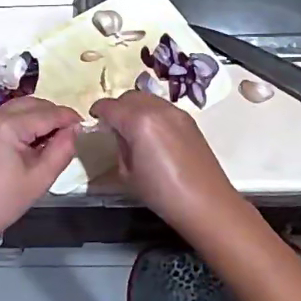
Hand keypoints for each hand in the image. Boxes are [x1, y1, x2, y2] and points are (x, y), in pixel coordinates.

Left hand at [0, 96, 81, 248]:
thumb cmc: (5, 201)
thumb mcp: (42, 176)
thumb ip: (63, 148)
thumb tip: (75, 129)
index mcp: (7, 125)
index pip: (47, 113)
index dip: (69, 118)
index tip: (85, 126)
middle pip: (33, 104)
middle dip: (54, 115)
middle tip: (70, 135)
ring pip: (21, 107)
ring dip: (40, 117)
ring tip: (53, 140)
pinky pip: (9, 116)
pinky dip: (25, 122)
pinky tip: (33, 142)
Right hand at [89, 90, 243, 229]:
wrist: (206, 203)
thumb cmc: (162, 193)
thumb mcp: (128, 174)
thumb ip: (120, 147)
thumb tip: (120, 135)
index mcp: (139, 121)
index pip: (110, 106)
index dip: (98, 112)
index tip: (94, 121)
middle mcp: (158, 109)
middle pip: (130, 97)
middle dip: (117, 108)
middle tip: (112, 127)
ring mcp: (177, 112)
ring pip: (148, 99)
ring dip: (135, 108)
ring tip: (132, 130)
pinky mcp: (190, 120)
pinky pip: (163, 108)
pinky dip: (152, 113)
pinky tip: (152, 135)